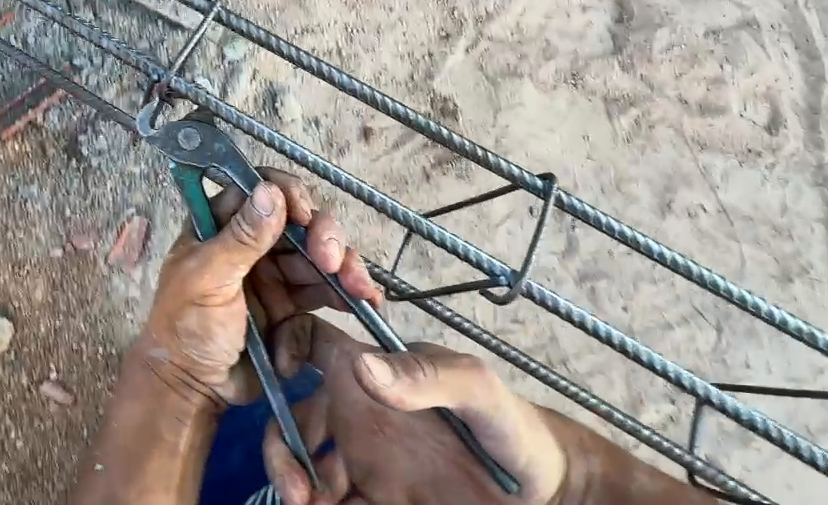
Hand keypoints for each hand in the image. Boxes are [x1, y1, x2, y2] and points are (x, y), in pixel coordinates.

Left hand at [137, 169, 381, 409]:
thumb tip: (270, 191)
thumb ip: (240, 238)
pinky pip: (325, 290)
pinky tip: (368, 302)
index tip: (305, 213)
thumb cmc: (186, 325)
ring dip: (343, 266)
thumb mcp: (208, 278)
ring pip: (318, 254)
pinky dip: (348, 293)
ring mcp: (273, 272)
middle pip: (298, 221)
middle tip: (333, 261)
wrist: (193, 388)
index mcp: (219, 223)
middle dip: (324, 235)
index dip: (287, 193)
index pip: (258, 189)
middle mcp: (251, 242)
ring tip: (359, 288)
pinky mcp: (291, 305)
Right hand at [265, 320, 567, 504]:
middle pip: (292, 420)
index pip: (309, 340)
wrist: (547, 493)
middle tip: (296, 494)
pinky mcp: (378, 503)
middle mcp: (354, 415)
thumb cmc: (508, 423)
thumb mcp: (475, 386)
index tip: (280, 373)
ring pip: (309, 474)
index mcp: (366, 373)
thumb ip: (424, 375)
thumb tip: (361, 368)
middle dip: (280, 453)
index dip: (284, 343)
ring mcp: (365, 463)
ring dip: (300, 493)